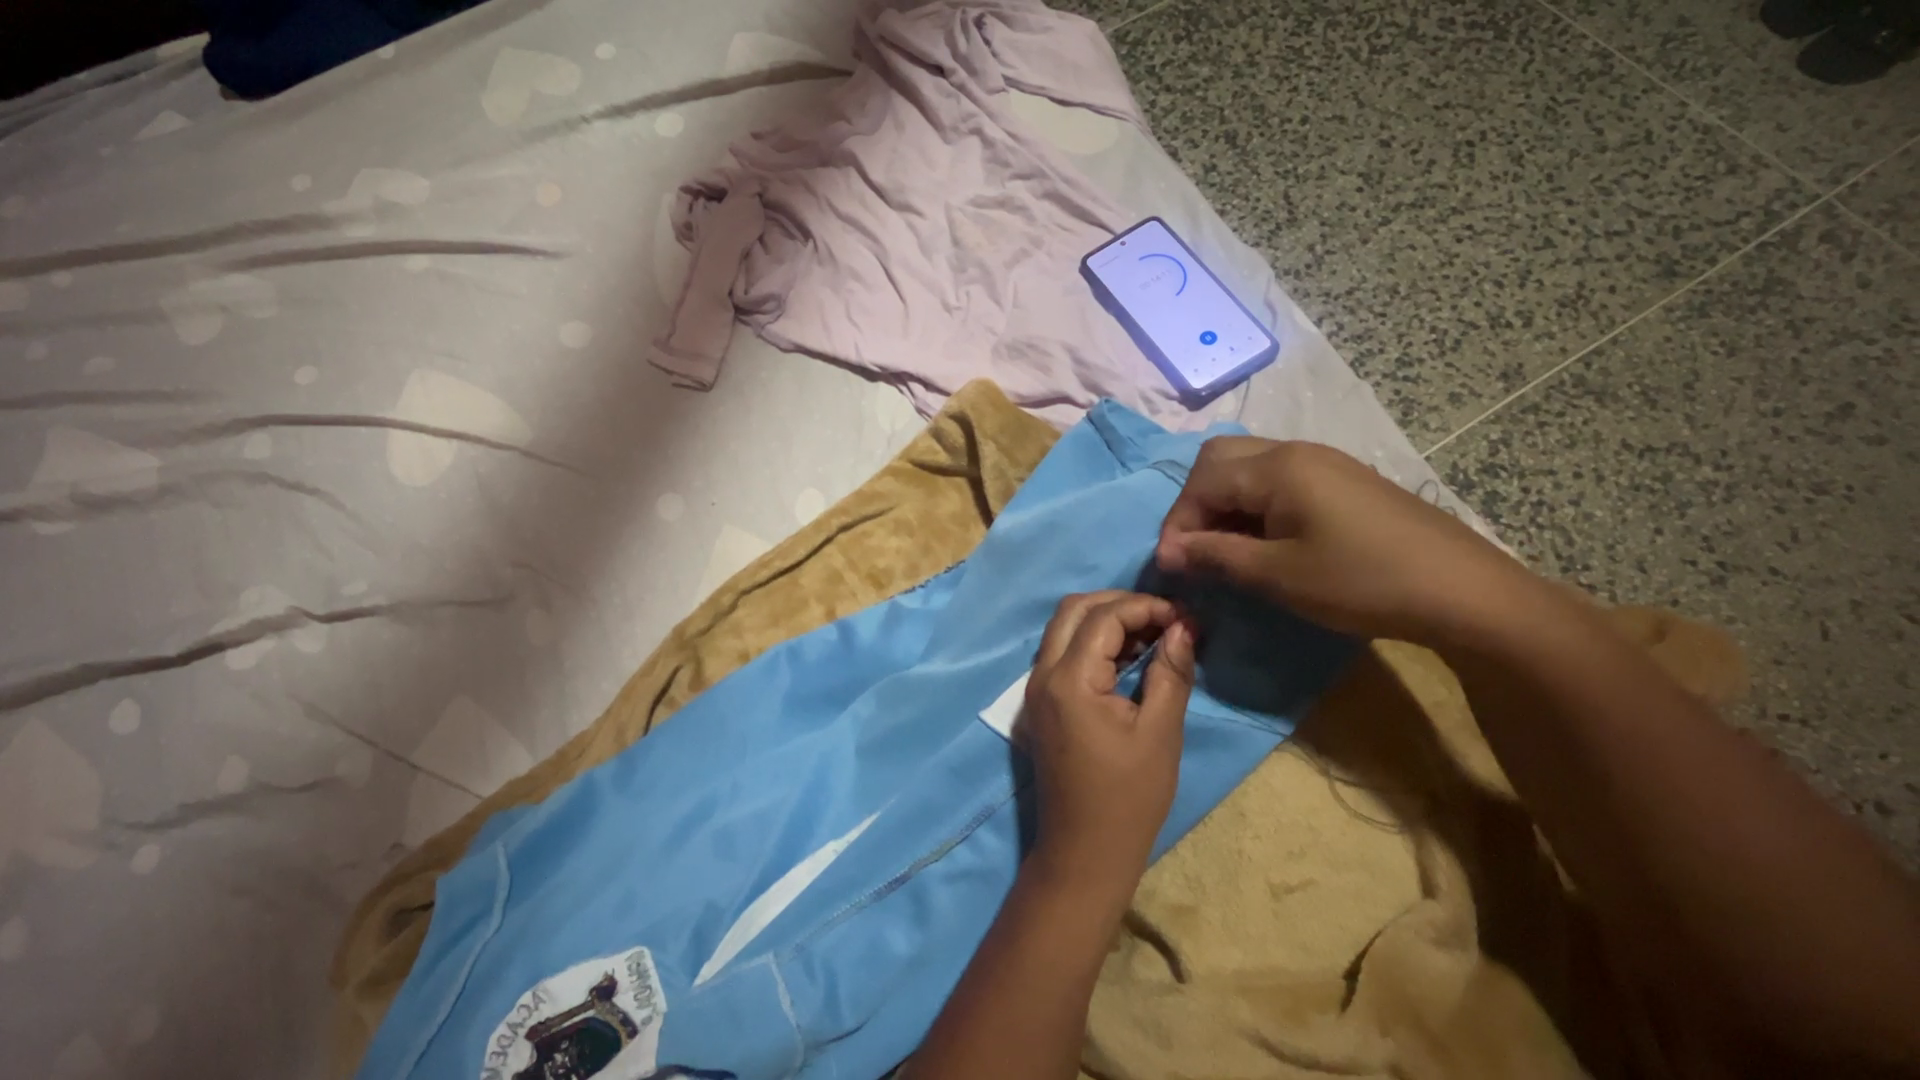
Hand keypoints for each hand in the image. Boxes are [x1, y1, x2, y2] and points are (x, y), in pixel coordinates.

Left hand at [1024, 591, 1195, 888]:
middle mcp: (1042, 676)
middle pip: (1074, 610)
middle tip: (1164, 620)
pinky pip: (1061, 653)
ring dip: (1104, 621)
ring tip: (1152, 636)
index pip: (1103, 617)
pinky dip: (1092, 643)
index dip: (1146, 607)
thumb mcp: (1160, 732)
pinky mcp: (1040, 704)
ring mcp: (1035, 690)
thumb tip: (1183, 627)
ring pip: (1063, 629)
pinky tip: (1128, 659)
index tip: (1184, 618)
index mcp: (1069, 681)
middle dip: (1120, 604)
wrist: (1084, 851)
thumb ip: (1170, 672)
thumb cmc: (1128, 797)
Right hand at [1156, 437, 1546, 647]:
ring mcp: (1325, 463)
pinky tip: (1265, 543)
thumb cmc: (1361, 582)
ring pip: (1250, 468)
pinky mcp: (1344, 482)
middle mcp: (1297, 451)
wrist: (1460, 589)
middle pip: (1221, 459)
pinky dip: (1255, 506)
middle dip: (1196, 503)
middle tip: (1195, 550)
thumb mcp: (1279, 576)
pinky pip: (1279, 480)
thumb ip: (1217, 557)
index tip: (1173, 568)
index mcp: (1278, 467)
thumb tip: (1168, 552)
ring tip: (1225, 552)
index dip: (1178, 522)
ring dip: (1225, 505)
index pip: (1202, 480)